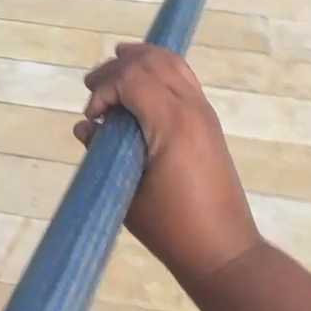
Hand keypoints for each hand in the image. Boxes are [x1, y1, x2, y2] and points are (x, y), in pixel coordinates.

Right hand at [76, 43, 261, 285]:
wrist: (223, 251)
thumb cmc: (172, 228)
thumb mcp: (127, 193)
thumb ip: (104, 153)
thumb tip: (86, 128)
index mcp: (172, 123)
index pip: (131, 78)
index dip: (104, 89)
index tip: (92, 117)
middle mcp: (191, 107)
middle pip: (150, 62)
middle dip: (116, 69)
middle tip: (91, 90)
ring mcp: (204, 110)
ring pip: (170, 61)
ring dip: (139, 60)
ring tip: (114, 66)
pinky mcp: (208, 119)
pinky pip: (183, 76)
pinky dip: (159, 68)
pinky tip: (142, 78)